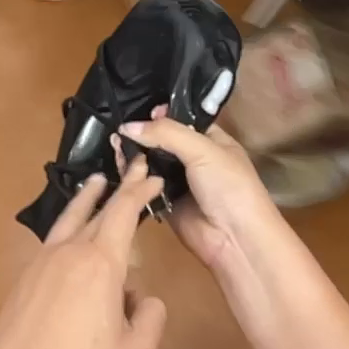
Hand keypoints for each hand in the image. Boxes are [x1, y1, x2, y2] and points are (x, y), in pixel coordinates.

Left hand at [0, 157, 168, 348]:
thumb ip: (150, 317)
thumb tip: (139, 298)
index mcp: (102, 262)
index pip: (124, 211)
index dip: (139, 189)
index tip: (152, 174)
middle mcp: (71, 252)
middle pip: (98, 210)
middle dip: (120, 189)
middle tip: (134, 170)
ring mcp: (43, 263)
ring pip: (70, 220)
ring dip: (87, 199)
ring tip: (96, 184)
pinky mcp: (25, 280)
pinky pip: (53, 242)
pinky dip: (69, 228)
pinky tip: (72, 240)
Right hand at [118, 109, 282, 274]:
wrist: (234, 239)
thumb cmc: (229, 186)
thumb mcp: (203, 150)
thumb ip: (167, 133)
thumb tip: (127, 126)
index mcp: (212, 140)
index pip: (184, 119)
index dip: (163, 114)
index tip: (139, 110)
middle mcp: (195, 158)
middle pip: (164, 140)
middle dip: (143, 134)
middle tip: (118, 127)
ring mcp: (180, 181)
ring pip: (152, 162)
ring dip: (134, 154)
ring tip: (113, 141)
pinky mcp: (166, 202)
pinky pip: (146, 185)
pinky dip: (132, 176)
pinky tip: (117, 164)